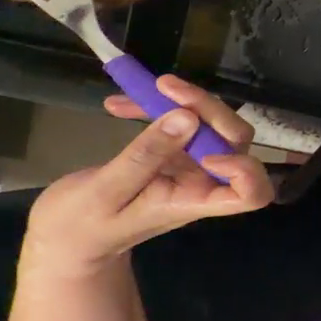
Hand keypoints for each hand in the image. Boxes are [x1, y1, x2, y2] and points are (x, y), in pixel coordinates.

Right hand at [23, 76, 272, 277]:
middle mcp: (208, 180)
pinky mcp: (179, 152)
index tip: (210, 156)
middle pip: (234, 141)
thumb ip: (145, 157)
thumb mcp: (104, 193)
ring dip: (184, 102)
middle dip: (208, 109)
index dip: (245, 170)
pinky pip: (184, 123)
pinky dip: (159, 109)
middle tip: (167, 86)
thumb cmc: (81, 227)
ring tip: (145, 87)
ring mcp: (196, 164)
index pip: (252, 193)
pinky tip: (120, 104)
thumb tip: (186, 118)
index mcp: (199, 201)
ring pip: (213, 125)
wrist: (68, 234)